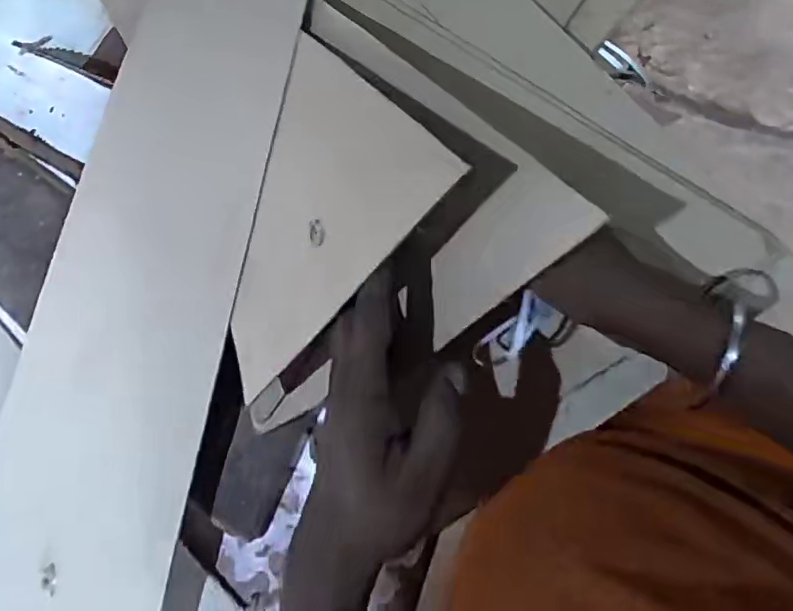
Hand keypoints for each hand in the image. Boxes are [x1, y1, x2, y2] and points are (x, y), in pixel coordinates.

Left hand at [285, 269, 464, 610]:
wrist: (336, 536)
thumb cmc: (382, 507)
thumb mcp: (423, 475)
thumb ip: (441, 421)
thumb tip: (456, 366)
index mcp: (363, 395)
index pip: (369, 329)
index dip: (380, 292)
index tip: (389, 257)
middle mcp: (344, 383)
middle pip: (352, 323)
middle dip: (370, 290)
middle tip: (394, 260)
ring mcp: (338, 391)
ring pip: (346, 335)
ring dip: (366, 306)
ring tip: (389, 284)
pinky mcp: (340, 401)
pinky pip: (349, 349)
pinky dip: (364, 327)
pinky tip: (382, 330)